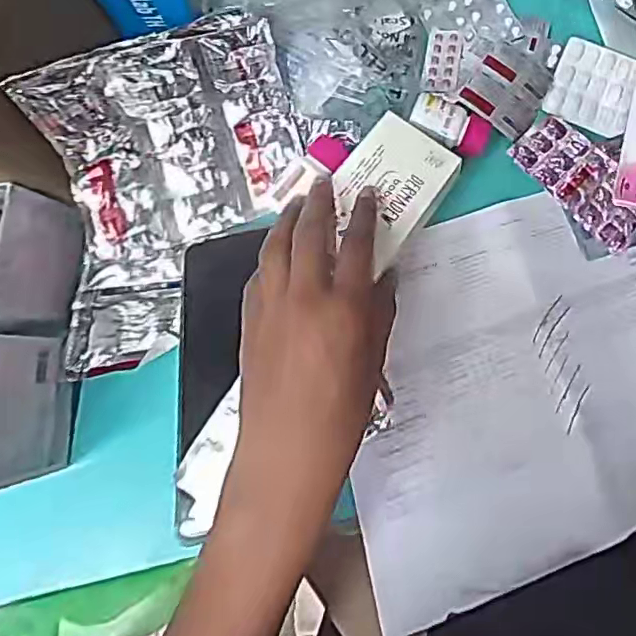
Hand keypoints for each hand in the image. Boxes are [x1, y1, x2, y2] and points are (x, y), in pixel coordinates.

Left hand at [228, 180, 397, 522]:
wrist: (284, 452)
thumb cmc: (340, 415)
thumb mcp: (373, 360)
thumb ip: (380, 312)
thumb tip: (385, 278)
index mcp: (343, 306)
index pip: (357, 244)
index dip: (364, 215)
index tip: (367, 196)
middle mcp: (304, 296)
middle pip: (310, 233)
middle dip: (318, 202)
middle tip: (323, 183)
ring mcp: (271, 305)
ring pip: (276, 246)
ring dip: (286, 220)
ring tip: (295, 204)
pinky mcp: (250, 320)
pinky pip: (259, 273)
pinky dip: (269, 254)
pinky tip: (274, 253)